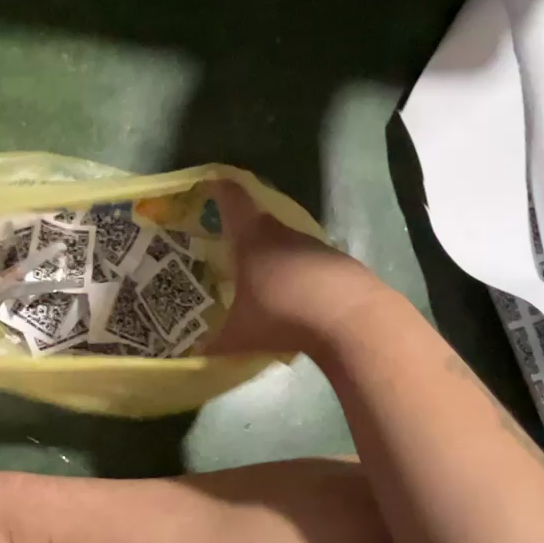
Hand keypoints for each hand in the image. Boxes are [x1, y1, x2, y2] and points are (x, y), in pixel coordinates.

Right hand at [205, 179, 388, 354]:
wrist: (350, 320)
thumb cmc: (282, 316)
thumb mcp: (240, 336)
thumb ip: (215, 344)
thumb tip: (193, 357)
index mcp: (252, 239)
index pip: (232, 200)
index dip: (220, 189)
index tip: (211, 185)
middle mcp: (283, 234)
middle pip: (260, 223)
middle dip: (244, 233)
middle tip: (228, 248)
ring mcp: (315, 246)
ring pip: (287, 245)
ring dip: (275, 257)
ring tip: (261, 280)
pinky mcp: (340, 264)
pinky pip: (311, 265)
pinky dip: (300, 277)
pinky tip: (296, 301)